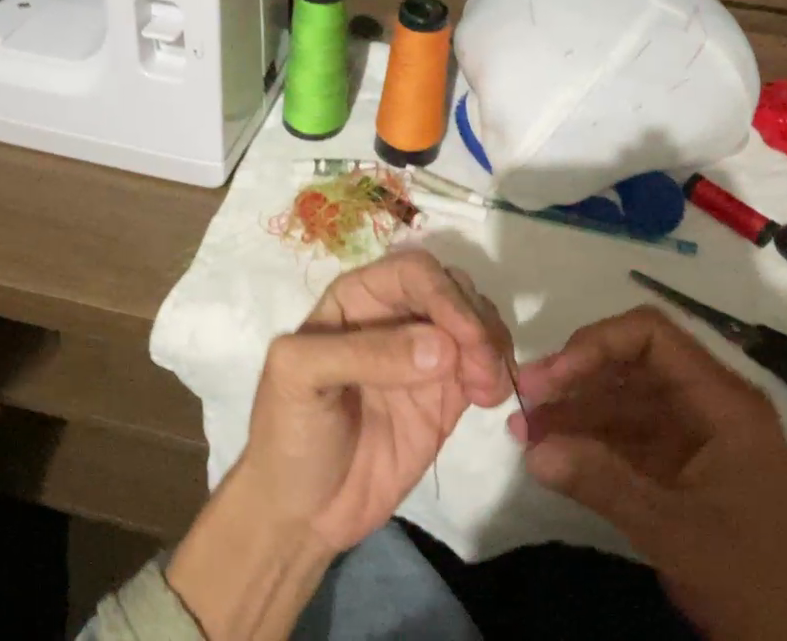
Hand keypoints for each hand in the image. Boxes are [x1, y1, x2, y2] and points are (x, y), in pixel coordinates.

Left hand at [167, 249, 513, 639]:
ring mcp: (424, 357)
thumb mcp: (298, 379)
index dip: (444, 295)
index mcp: (356, 299)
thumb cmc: (286, 434)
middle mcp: (394, 317)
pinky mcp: (446, 397)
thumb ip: (361, 354)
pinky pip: (484, 366)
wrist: (302, 514)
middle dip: (475, 321)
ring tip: (488, 389)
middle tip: (483, 369)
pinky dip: (499, 372)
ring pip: (475, 323)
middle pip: (452, 290)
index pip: (412, 273)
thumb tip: (442, 348)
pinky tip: (490, 398)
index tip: (466, 339)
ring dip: (493, 345)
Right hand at [509, 306, 786, 640]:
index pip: (651, 337)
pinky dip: (590, 443)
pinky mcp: (684, 471)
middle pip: (631, 366)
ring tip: (525, 432)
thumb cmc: (759, 578)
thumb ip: (603, 483)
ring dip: (576, 412)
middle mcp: (707, 407)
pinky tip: (553, 455)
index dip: (595, 345)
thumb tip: (532, 450)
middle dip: (575, 378)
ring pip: (625, 403)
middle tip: (523, 400)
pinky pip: (629, 440)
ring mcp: (695, 439)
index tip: (552, 377)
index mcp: (721, 402)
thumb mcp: (676, 530)